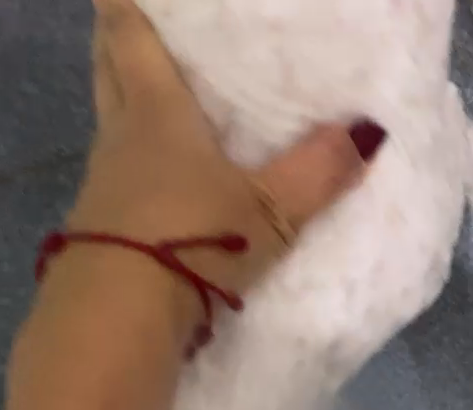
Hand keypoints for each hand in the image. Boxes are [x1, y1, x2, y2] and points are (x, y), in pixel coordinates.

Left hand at [61, 0, 387, 322]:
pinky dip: (133, 162)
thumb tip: (369, 133)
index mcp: (156, 113)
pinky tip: (158, 179)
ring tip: (155, 96)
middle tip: (135, 22)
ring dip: (124, 101)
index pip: (130, 33)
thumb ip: (317, 174)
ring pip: (111, 123)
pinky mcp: (102, 228)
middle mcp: (121, 137)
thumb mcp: (268, 212)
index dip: (128, 1)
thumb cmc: (193, 241)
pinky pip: (118, 175)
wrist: (122, 316)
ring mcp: (106, 184)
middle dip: (116, 40)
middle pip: (108, 69)